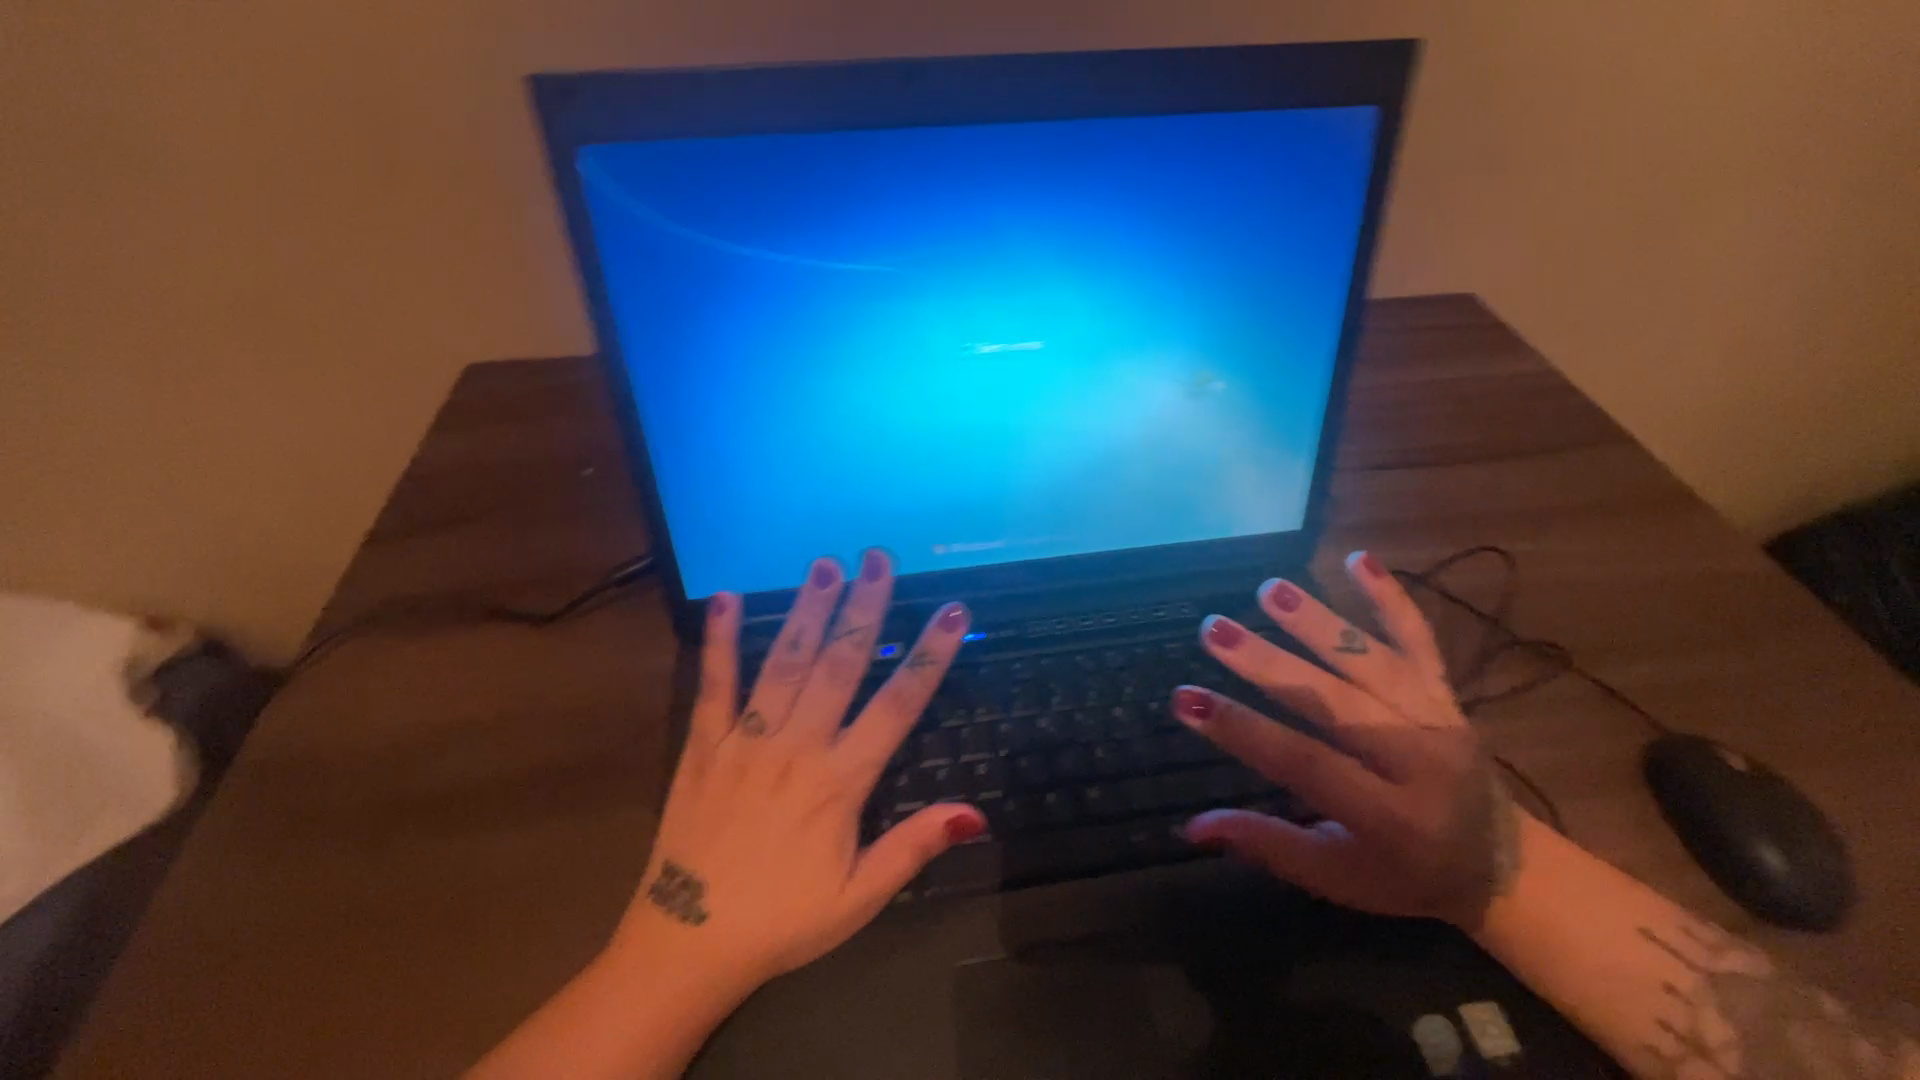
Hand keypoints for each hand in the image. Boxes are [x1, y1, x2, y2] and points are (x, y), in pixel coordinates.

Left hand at [608, 551, 983, 996]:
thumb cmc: (783, 921)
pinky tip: (727, 599)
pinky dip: (720, 640)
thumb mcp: (860, 898)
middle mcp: (797, 747)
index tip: (952, 612)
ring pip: (784, 663)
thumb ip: (913, 847)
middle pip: (840, 666)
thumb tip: (975, 812)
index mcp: (840, 783)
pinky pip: (713, 685)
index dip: (928, 656)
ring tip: (824, 565)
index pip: (897, 706)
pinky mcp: (702, 745)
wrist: (688, 941)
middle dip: (864, 608)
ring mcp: (746, 741)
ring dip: (807, 612)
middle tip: (878, 558)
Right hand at [1173, 551, 1520, 929]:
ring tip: (1268, 589)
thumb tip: (1192, 825)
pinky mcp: (1448, 694)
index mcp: (1389, 816)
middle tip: (1214, 629)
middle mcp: (1419, 760)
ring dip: (1319, 622)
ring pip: (1373, 662)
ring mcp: (1439, 718)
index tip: (1186, 700)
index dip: (1243, 731)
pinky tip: (1358, 557)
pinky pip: (1420, 640)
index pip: (1306, 763)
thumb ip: (1267, 843)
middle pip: (1337, 702)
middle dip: (1270, 663)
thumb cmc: (1406, 876)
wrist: (1506, 867)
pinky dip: (1392, 597)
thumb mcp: (1335, 875)